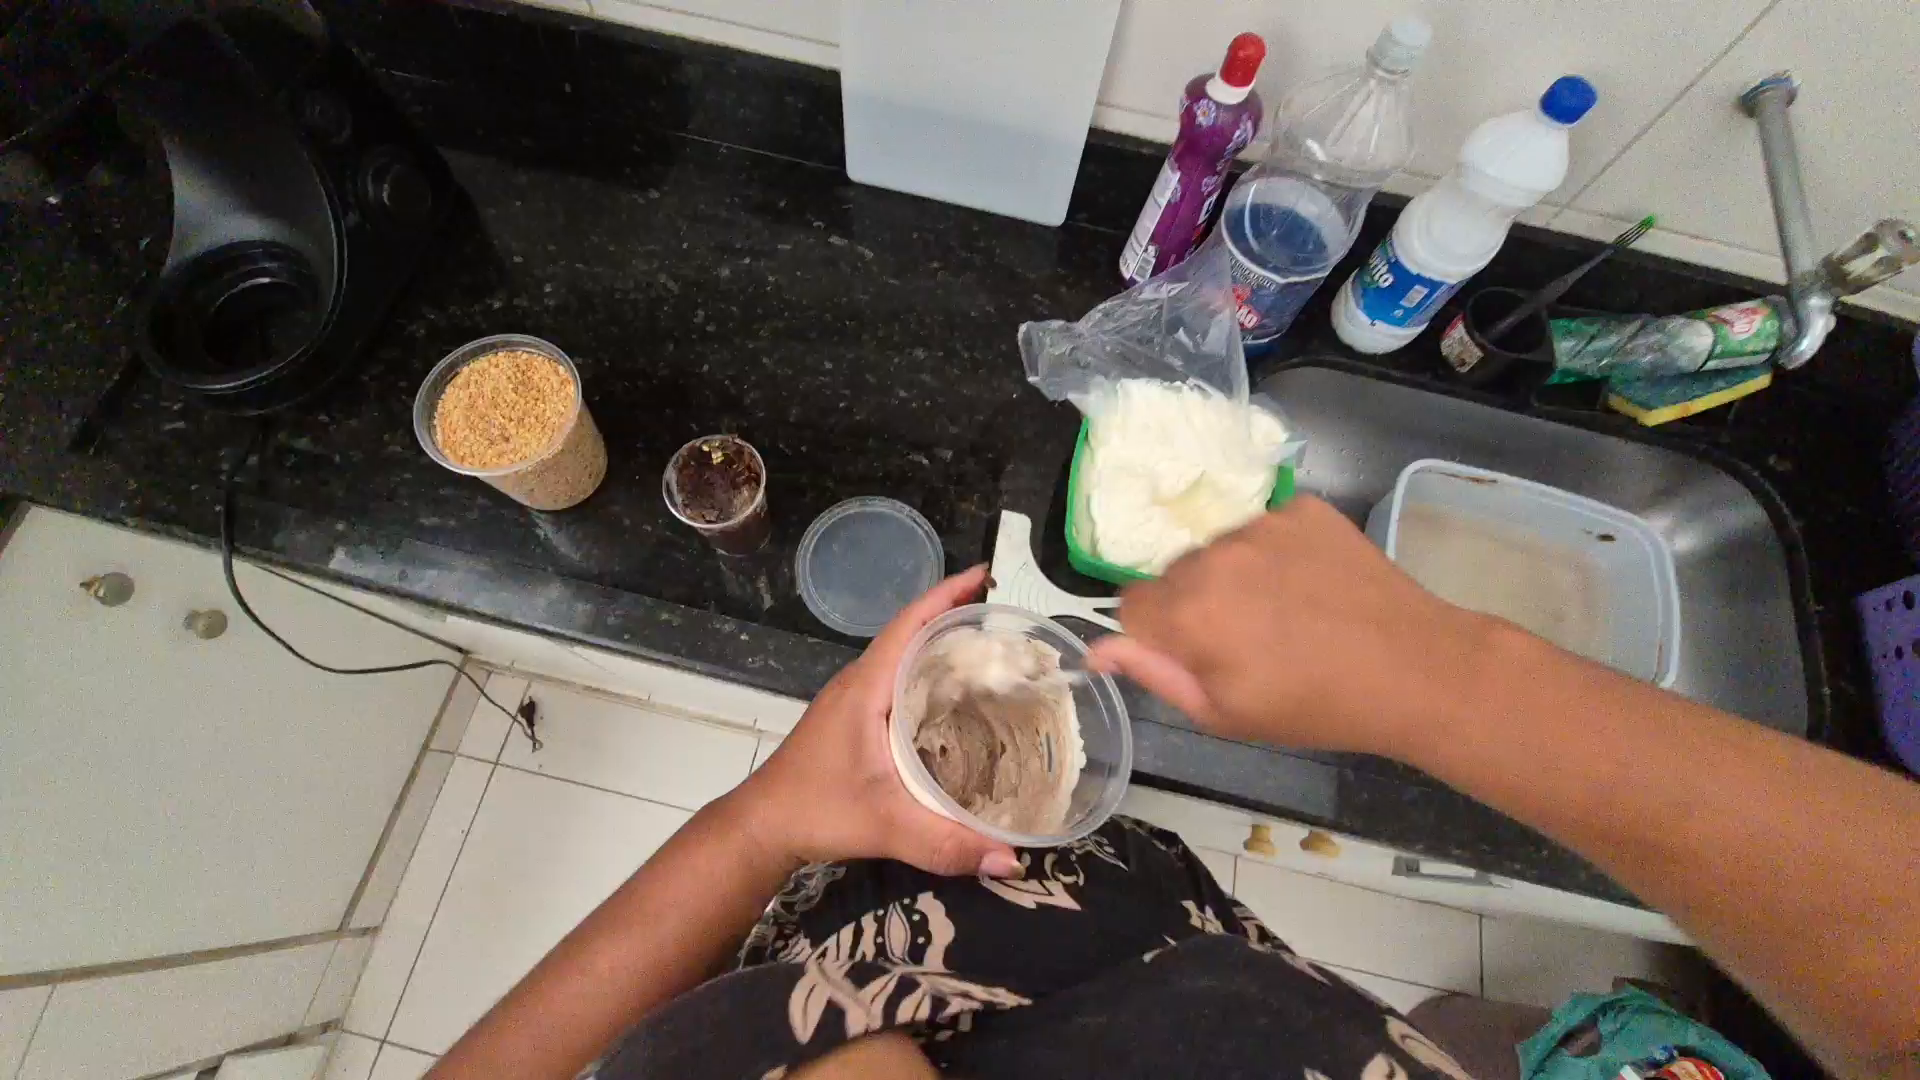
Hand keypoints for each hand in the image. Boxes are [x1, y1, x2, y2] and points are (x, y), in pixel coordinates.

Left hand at [732, 565, 1022, 878]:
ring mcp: (854, 697)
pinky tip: (954, 697)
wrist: (760, 826)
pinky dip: (928, 672)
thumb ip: (945, 843)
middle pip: (911, 631)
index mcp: (867, 686)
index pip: (909, 623)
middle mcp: (861, 681)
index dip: (946, 594)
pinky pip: (898, 678)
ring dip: (941, 643)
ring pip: (904, 655)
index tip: (985, 576)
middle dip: (955, 616)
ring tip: (991, 651)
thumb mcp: (884, 825)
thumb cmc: (815, 809)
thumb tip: (1012, 859)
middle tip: (1006, 621)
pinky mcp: (854, 717)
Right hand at [1087, 496, 1495, 755]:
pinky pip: (1260, 526)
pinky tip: (1305, 581)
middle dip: (1191, 603)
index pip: (1130, 605)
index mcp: (1188, 613)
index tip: (1197, 654)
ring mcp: (1260, 525)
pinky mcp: (1299, 508)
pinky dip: (1271, 552)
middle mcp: (1213, 557)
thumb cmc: (1312, 705)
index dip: (1158, 635)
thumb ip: (1153, 674)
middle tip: (1244, 637)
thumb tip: (1096, 650)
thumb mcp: (1222, 712)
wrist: (1415, 668)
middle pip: (1171, 574)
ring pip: (1214, 549)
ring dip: (1229, 575)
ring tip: (1280, 608)